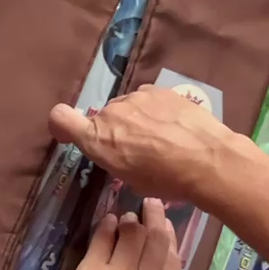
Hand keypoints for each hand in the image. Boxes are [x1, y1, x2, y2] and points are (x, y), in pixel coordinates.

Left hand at [23, 200, 180, 269]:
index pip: (174, 261)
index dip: (171, 237)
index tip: (166, 225)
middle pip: (157, 240)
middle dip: (156, 216)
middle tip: (151, 203)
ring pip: (132, 233)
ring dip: (130, 220)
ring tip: (125, 216)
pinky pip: (103, 236)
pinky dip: (107, 224)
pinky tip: (106, 220)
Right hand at [48, 86, 252, 205]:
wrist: (208, 159)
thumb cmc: (167, 180)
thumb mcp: (132, 179)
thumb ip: (116, 158)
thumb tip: (121, 150)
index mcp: (98, 139)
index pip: (60, 119)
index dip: (61, 125)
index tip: (71, 134)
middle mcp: (110, 113)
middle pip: (103, 118)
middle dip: (115, 131)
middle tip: (138, 151)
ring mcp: (135, 98)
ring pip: (126, 108)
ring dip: (136, 120)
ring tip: (162, 139)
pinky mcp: (158, 89)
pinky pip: (147, 100)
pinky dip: (154, 111)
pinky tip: (174, 126)